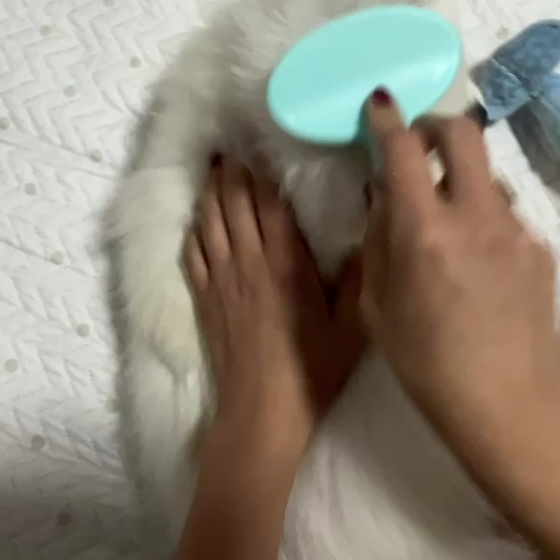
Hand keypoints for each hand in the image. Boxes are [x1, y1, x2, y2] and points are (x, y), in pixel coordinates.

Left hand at [183, 157, 365, 464]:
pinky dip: (193, 230)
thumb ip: (357, 278)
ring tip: (213, 167)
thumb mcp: (351, 326)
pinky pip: (192, 254)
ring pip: (210, 223)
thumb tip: (367, 233)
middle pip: (235, 205)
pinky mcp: (204, 301)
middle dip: (232, 172)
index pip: (270, 205)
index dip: (263, 173)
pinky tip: (195, 219)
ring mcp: (221, 281)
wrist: (261, 414)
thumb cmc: (312, 371)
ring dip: (211, 192)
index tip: (259, 146)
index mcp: (286, 265)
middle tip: (230, 145)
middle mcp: (249, 264)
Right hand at [357, 92, 559, 494]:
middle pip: (464, 133)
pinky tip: (477, 266)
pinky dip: (482, 220)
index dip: (387, 118)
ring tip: (447, 228)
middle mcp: (474, 216)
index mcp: (424, 231)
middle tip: (418, 143)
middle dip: (435, 125)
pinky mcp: (539, 245)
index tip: (379, 104)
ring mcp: (515, 228)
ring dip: (460, 183)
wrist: (513, 399)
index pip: (404, 149)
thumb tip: (382, 193)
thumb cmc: (428, 362)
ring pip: (485, 176)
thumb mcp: (378, 306)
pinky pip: (503, 214)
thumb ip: (377, 240)